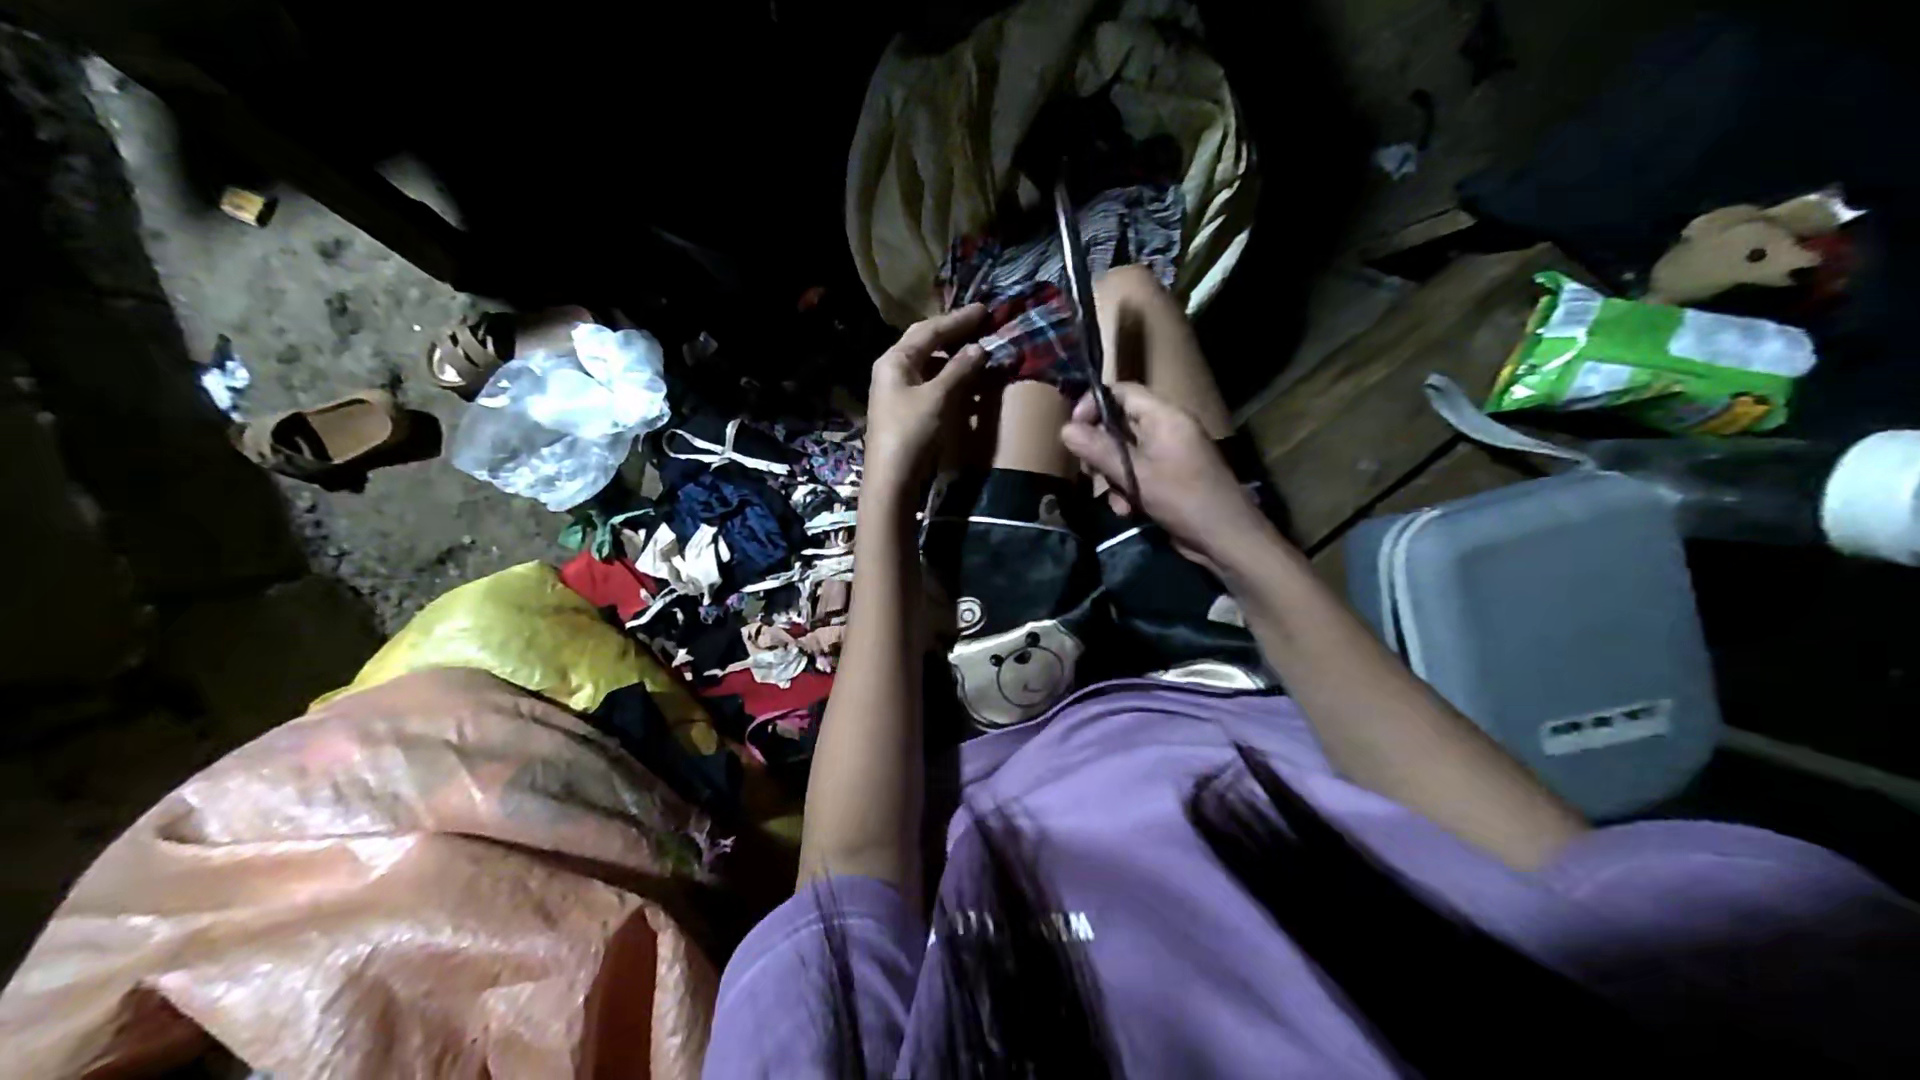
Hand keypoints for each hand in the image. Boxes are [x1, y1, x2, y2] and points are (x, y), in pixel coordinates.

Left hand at [863, 304, 989, 495]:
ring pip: (930, 364)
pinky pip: (931, 384)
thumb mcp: (938, 397)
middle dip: (954, 333)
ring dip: (955, 358)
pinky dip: (951, 379)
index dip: (959, 320)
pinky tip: (968, 384)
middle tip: (982, 324)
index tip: (984, 310)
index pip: (930, 329)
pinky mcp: (905, 409)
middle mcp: (893, 369)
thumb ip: (959, 370)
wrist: (891, 478)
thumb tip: (978, 348)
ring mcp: (898, 390)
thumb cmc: (911, 433)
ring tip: (980, 352)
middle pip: (927, 342)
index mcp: (896, 360)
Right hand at [1060, 382, 1274, 564]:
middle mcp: (1168, 428)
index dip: (1094, 404)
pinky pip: (1139, 473)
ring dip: (1113, 477)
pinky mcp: (1171, 477)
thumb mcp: (1135, 474)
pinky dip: (1128, 489)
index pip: (1123, 391)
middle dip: (1101, 450)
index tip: (1074, 428)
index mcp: (1165, 416)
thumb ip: (1099, 450)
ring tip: (1117, 500)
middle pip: (1120, 424)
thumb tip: (1065, 429)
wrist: (1225, 538)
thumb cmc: (1182, 498)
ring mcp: (1170, 453)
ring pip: (1126, 453)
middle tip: (1091, 471)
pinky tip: (1128, 511)